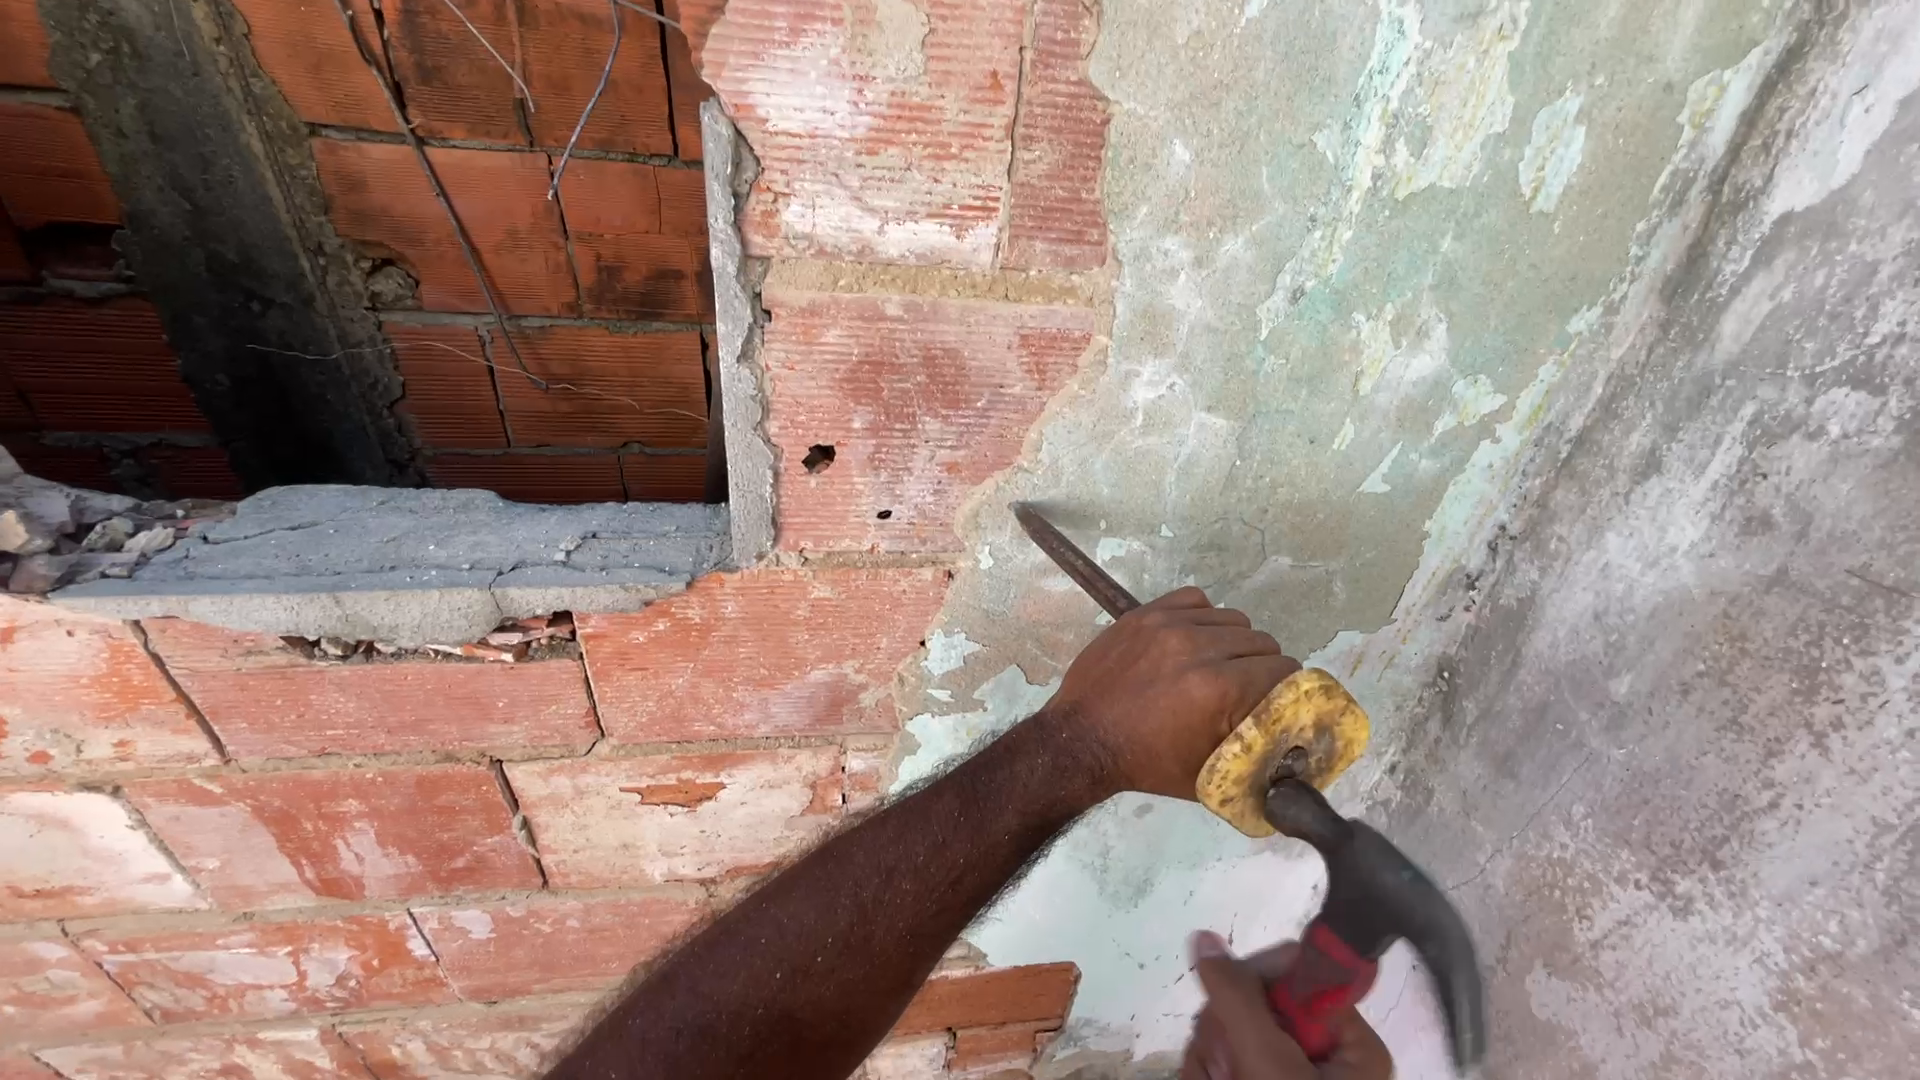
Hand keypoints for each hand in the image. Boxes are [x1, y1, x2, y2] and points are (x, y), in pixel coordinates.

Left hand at [1049, 586, 1299, 799]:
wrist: (1082, 738)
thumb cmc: (1146, 763)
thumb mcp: (1209, 773)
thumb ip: (1255, 755)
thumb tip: (1297, 752)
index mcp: (1217, 688)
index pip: (1283, 670)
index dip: (1289, 687)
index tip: (1279, 699)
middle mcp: (1197, 648)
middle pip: (1261, 642)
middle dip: (1263, 666)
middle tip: (1247, 687)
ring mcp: (1167, 625)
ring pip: (1232, 618)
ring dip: (1234, 641)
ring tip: (1219, 662)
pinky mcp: (1143, 614)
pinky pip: (1195, 599)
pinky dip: (1203, 616)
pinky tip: (1195, 638)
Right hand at [1183, 932, 1391, 1079]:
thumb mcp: (1271, 1065)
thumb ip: (1238, 997)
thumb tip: (1204, 937)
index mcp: (1351, 1041)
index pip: (1292, 968)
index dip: (1252, 979)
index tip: (1232, 1012)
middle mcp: (1324, 1052)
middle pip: (1251, 1000)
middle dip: (1224, 1035)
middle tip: (1229, 1070)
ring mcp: (1291, 1072)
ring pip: (1228, 1030)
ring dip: (1210, 1059)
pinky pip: (1221, 1057)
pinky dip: (1207, 1072)